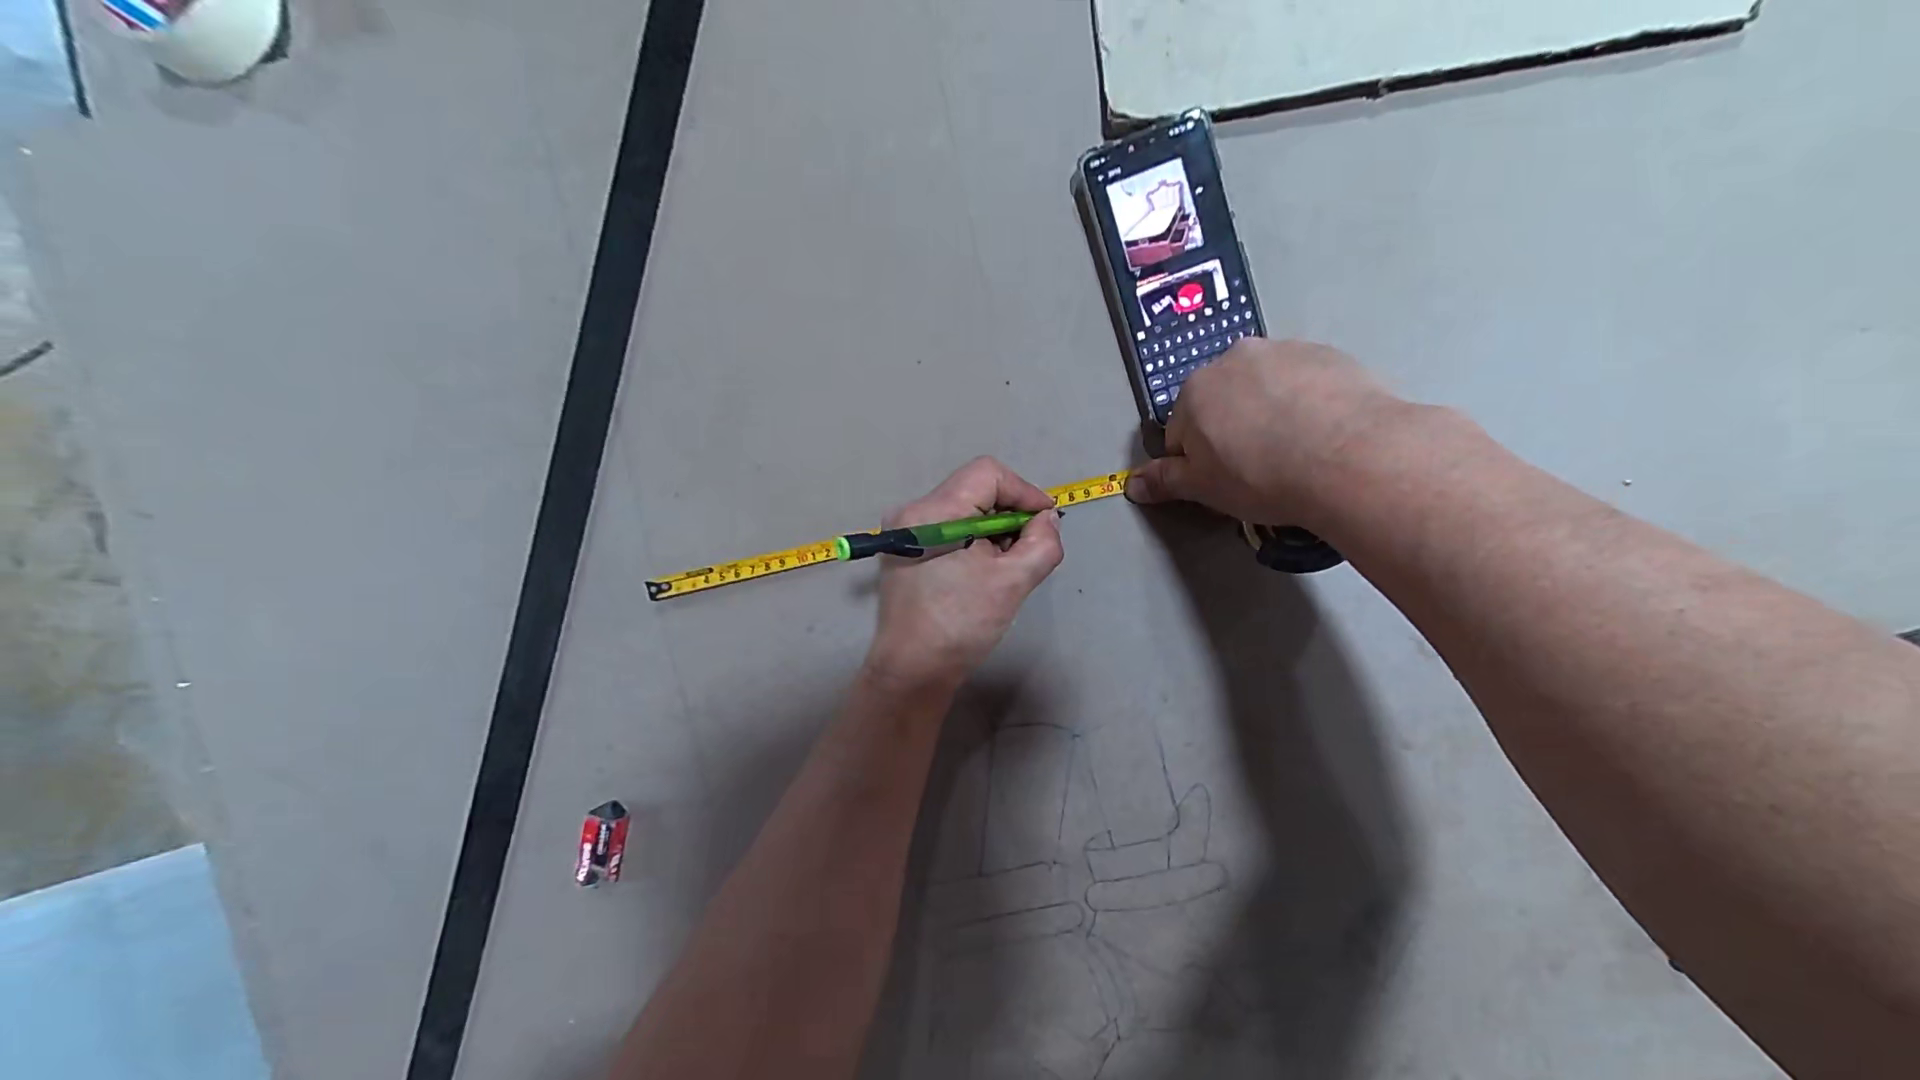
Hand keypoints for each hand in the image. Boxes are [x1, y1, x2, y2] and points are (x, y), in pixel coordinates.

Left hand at [865, 457, 1064, 692]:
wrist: (912, 671)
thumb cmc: (960, 625)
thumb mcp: (1013, 582)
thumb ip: (1041, 542)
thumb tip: (1046, 520)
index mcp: (933, 512)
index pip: (988, 474)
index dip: (1023, 492)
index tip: (1044, 523)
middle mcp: (913, 512)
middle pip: (975, 491)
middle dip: (1010, 515)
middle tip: (1027, 550)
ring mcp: (907, 532)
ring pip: (965, 511)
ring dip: (994, 531)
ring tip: (1005, 568)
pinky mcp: (907, 551)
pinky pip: (951, 530)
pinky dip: (976, 542)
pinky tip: (984, 573)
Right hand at [1125, 339, 1410, 528]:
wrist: (1351, 458)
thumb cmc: (1263, 476)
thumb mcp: (1204, 488)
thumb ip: (1165, 480)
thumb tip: (1134, 484)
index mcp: (1195, 391)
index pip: (1181, 431)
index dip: (1197, 461)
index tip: (1221, 480)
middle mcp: (1234, 359)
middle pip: (1222, 401)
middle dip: (1231, 429)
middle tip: (1257, 466)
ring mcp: (1284, 351)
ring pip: (1264, 387)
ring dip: (1269, 411)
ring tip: (1295, 450)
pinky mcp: (1329, 354)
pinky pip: (1305, 381)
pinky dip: (1307, 401)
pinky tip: (1322, 433)